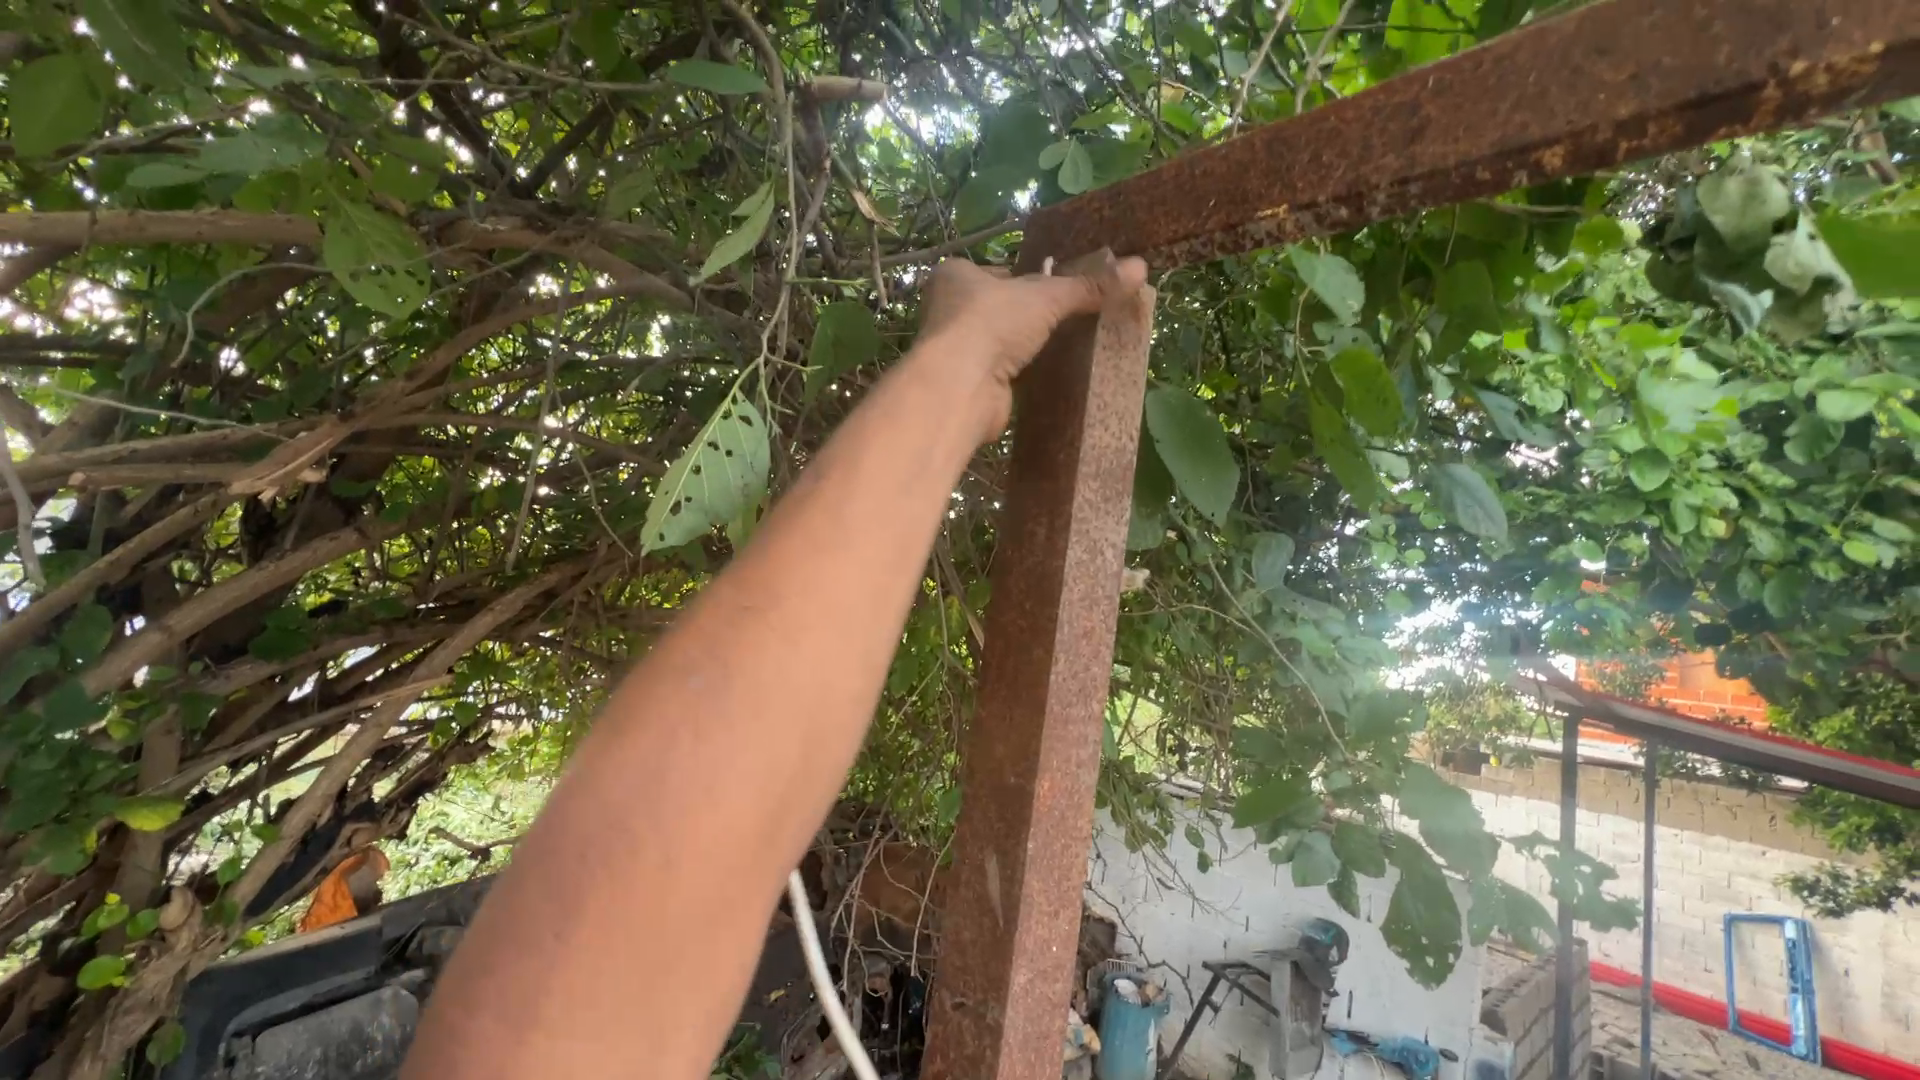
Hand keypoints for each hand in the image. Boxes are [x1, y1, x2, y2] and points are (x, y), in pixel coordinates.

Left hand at [914, 252, 1148, 441]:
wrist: (961, 387)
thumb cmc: (992, 324)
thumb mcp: (1047, 297)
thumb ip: (1089, 286)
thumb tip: (1139, 267)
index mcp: (955, 275)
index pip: (998, 271)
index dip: (1026, 279)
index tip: (1054, 289)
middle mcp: (947, 310)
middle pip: (998, 307)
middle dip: (1027, 315)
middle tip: (1064, 318)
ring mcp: (954, 350)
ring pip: (998, 341)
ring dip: (1023, 346)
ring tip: (1059, 346)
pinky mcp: (966, 384)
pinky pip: (999, 372)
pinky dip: (1019, 373)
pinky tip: (1042, 373)